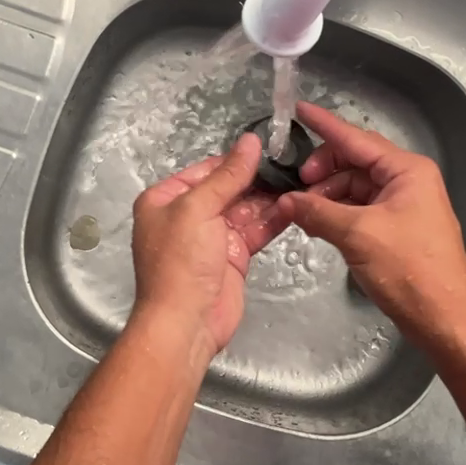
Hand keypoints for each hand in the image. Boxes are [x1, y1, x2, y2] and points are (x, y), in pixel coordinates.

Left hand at [130, 133, 287, 359]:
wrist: (186, 323)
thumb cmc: (180, 262)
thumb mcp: (198, 209)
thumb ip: (228, 176)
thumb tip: (250, 141)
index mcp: (166, 199)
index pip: (205, 170)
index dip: (235, 160)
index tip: (268, 147)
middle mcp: (187, 215)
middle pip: (227, 188)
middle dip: (256, 179)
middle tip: (292, 164)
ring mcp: (211, 237)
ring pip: (245, 209)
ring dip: (269, 198)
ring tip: (299, 182)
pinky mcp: (233, 256)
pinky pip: (255, 231)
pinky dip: (272, 220)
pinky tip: (294, 206)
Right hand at [275, 102, 465, 344]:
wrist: (445, 319)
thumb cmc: (408, 269)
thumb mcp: (358, 235)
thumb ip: (317, 212)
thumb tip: (286, 201)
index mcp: (407, 170)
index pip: (356, 138)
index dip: (324, 125)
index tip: (297, 111)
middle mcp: (408, 180)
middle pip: (356, 161)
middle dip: (323, 169)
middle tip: (297, 185)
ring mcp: (404, 205)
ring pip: (356, 186)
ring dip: (328, 195)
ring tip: (302, 212)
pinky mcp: (398, 229)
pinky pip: (361, 208)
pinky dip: (338, 213)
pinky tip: (318, 224)